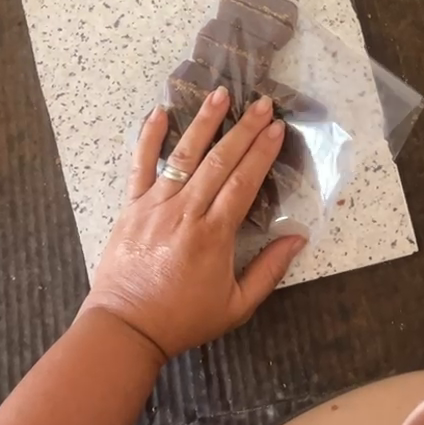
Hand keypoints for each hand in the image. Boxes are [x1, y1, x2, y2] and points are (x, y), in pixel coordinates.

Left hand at [82, 87, 307, 359]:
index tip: (277, 128)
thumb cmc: (183, 319)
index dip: (262, 152)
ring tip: (220, 95)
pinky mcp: (132, 206)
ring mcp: (156, 204)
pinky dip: (149, 138)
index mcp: (214, 235)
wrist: (124, 329)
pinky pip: (140, 166)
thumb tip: (298, 238)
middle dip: (244, 129)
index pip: (244, 182)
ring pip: (184, 155)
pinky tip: (159, 112)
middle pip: (220, 161)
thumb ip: (270, 270)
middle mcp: (186, 211)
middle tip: (261, 103)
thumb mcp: (237, 306)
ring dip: (204, 122)